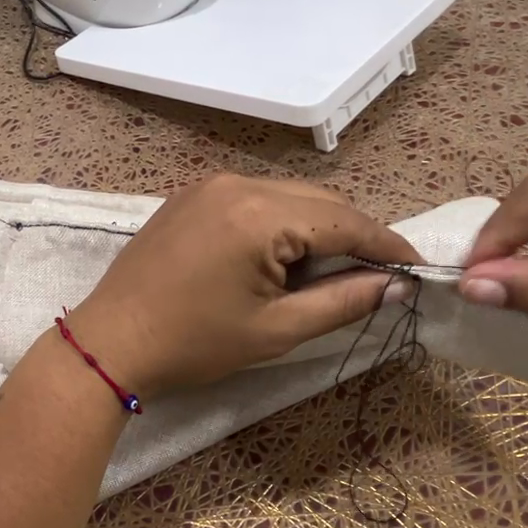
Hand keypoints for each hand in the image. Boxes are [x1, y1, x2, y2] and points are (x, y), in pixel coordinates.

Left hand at [63, 175, 420, 397]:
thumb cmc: (194, 343)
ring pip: (286, 198)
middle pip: (318, 201)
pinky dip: (276, 224)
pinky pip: (252, 200)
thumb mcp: (277, 330)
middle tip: (369, 280)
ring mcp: (208, 185)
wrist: (112, 342)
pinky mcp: (189, 196)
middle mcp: (236, 183)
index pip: (345, 220)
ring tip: (318, 277)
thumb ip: (342, 301)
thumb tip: (393, 285)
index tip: (416, 269)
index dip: (386, 245)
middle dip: (350, 237)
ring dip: (313, 230)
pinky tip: (274, 262)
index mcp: (260, 213)